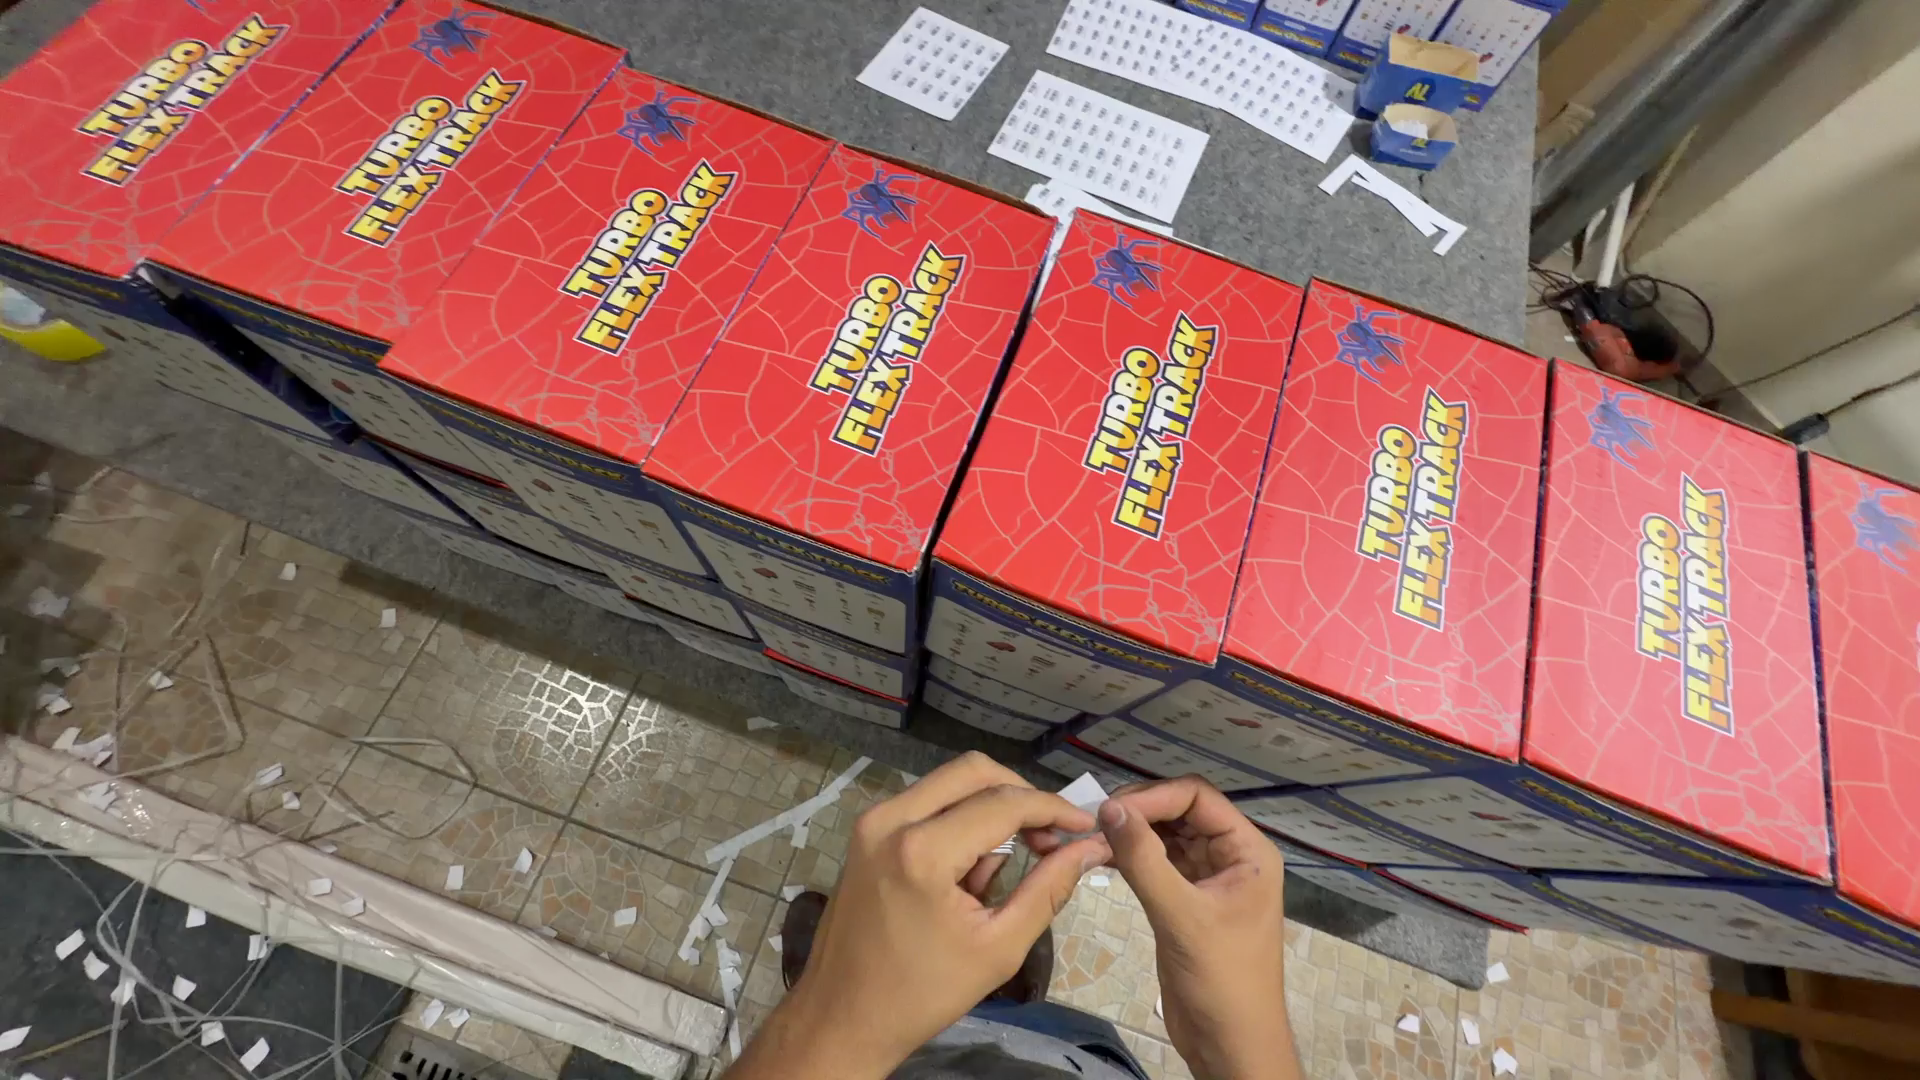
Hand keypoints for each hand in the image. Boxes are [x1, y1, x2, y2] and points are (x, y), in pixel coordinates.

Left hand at [729, 752, 1110, 1079]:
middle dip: (1020, 796)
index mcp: (922, 850)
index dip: (1052, 808)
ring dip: (988, 808)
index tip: (1086, 825)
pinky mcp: (867, 828)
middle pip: (975, 772)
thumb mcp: (997, 948)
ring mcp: (874, 818)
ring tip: (1002, 871)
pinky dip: (958, 819)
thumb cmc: (921, 993)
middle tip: (1050, 836)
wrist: (840, 1018)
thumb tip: (1090, 848)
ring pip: (950, 782)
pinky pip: (927, 801)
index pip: (1003, 803)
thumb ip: (1048, 889)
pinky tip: (967, 871)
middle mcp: (892, 817)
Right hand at [1100, 775, 1300, 1079]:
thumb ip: (1144, 859)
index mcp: (1246, 849)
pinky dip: (1129, 854)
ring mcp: (1207, 874)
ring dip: (1131, 831)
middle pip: (1179, 809)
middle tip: (1096, 820)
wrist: (1230, 1047)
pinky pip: (1156, 859)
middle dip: (1139, 810)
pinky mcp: (1185, 895)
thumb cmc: (1221, 979)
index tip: (1112, 810)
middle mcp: (1229, 853)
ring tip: (1093, 835)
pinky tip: (1101, 856)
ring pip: (1164, 832)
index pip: (1196, 796)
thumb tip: (1108, 807)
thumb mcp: (1181, 916)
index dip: (1154, 797)